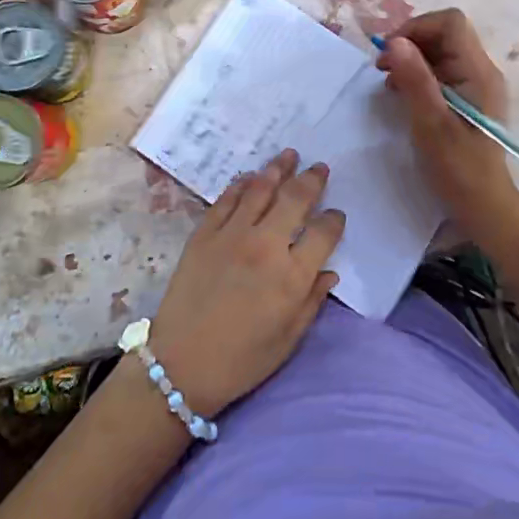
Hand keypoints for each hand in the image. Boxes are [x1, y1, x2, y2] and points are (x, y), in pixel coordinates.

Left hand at [148, 149, 342, 417]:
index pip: (324, 234)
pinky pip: (225, 200)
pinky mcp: (203, 234)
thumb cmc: (242, 359)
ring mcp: (231, 235)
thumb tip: (329, 272)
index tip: (337, 214)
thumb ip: (312, 301)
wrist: (181, 362)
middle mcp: (265, 246)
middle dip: (311, 180)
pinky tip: (250, 177)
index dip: (334, 220)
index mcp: (292, 276)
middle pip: (295, 200)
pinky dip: (240, 185)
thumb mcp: (289, 339)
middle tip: (320, 167)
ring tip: (287, 155)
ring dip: (277, 170)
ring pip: (260, 190)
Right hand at [376, 10, 518, 243]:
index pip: (450, 23)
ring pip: (439, 51)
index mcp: (478, 73)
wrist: (482, 203)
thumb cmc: (457, 167)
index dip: (416, 28)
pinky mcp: (465, 98)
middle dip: (409, 43)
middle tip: (382, 69)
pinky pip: (439, 70)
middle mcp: (480, 71)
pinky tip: (401, 94)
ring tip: (389, 83)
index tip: (389, 53)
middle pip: (444, 33)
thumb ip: (414, 80)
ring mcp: (474, 84)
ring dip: (410, 59)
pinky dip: (416, 74)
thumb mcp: (430, 123)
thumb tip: (395, 42)